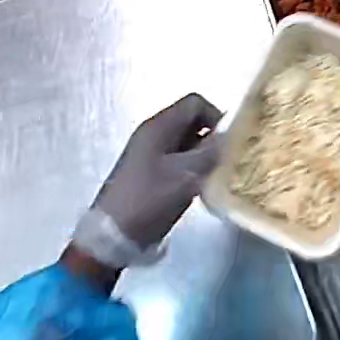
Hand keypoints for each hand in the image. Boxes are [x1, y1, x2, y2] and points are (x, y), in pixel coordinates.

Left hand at [70, 94, 222, 271]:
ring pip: (185, 141)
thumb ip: (209, 152)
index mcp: (159, 126)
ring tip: (214, 174)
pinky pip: (177, 157)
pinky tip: (198, 186)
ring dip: (202, 153)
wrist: (111, 236)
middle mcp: (153, 133)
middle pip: (190, 120)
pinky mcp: (148, 171)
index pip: (194, 103)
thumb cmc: (148, 199)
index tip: (229, 140)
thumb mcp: (185, 175)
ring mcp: (149, 152)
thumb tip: (228, 137)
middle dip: (211, 136)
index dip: (216, 115)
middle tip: (225, 159)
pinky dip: (191, 166)